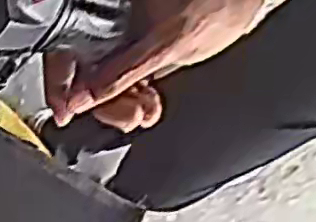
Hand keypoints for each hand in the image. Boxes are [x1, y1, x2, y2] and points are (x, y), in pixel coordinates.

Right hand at [45, 0, 268, 127]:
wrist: (254, 3)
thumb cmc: (223, 5)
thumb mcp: (169, 44)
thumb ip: (120, 75)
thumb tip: (81, 100)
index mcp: (108, 15)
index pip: (65, 57)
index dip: (62, 88)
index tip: (68, 114)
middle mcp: (110, 28)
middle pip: (81, 78)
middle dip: (102, 103)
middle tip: (127, 116)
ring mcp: (120, 44)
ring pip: (98, 88)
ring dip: (120, 108)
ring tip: (144, 112)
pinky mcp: (132, 56)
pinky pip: (116, 88)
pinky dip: (130, 102)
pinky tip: (147, 107)